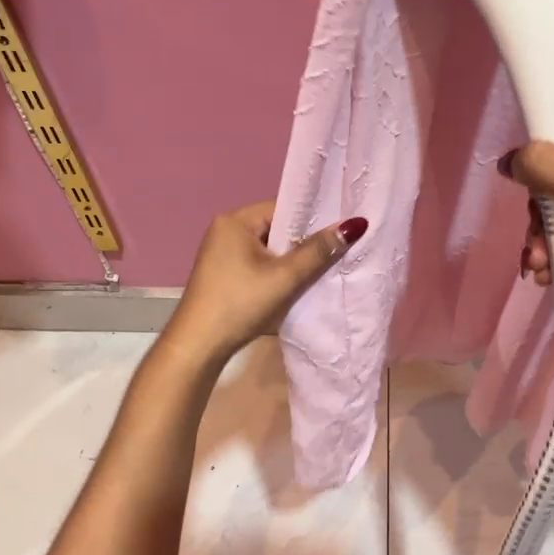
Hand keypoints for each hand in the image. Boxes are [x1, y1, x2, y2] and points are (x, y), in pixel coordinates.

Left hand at [164, 201, 367, 362]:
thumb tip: (355, 224)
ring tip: (319, 270)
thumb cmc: (240, 304)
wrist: (198, 347)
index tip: (339, 232)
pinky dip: (276, 273)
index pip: (283, 208)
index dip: (312, 219)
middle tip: (335, 253)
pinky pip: (258, 264)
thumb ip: (318, 251)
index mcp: (235, 220)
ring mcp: (221, 253)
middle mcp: (225, 230)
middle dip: (303, 243)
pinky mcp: (223, 274)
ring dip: (291, 261)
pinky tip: (294, 286)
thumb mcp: (284, 277)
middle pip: (276, 229)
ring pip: (268, 249)